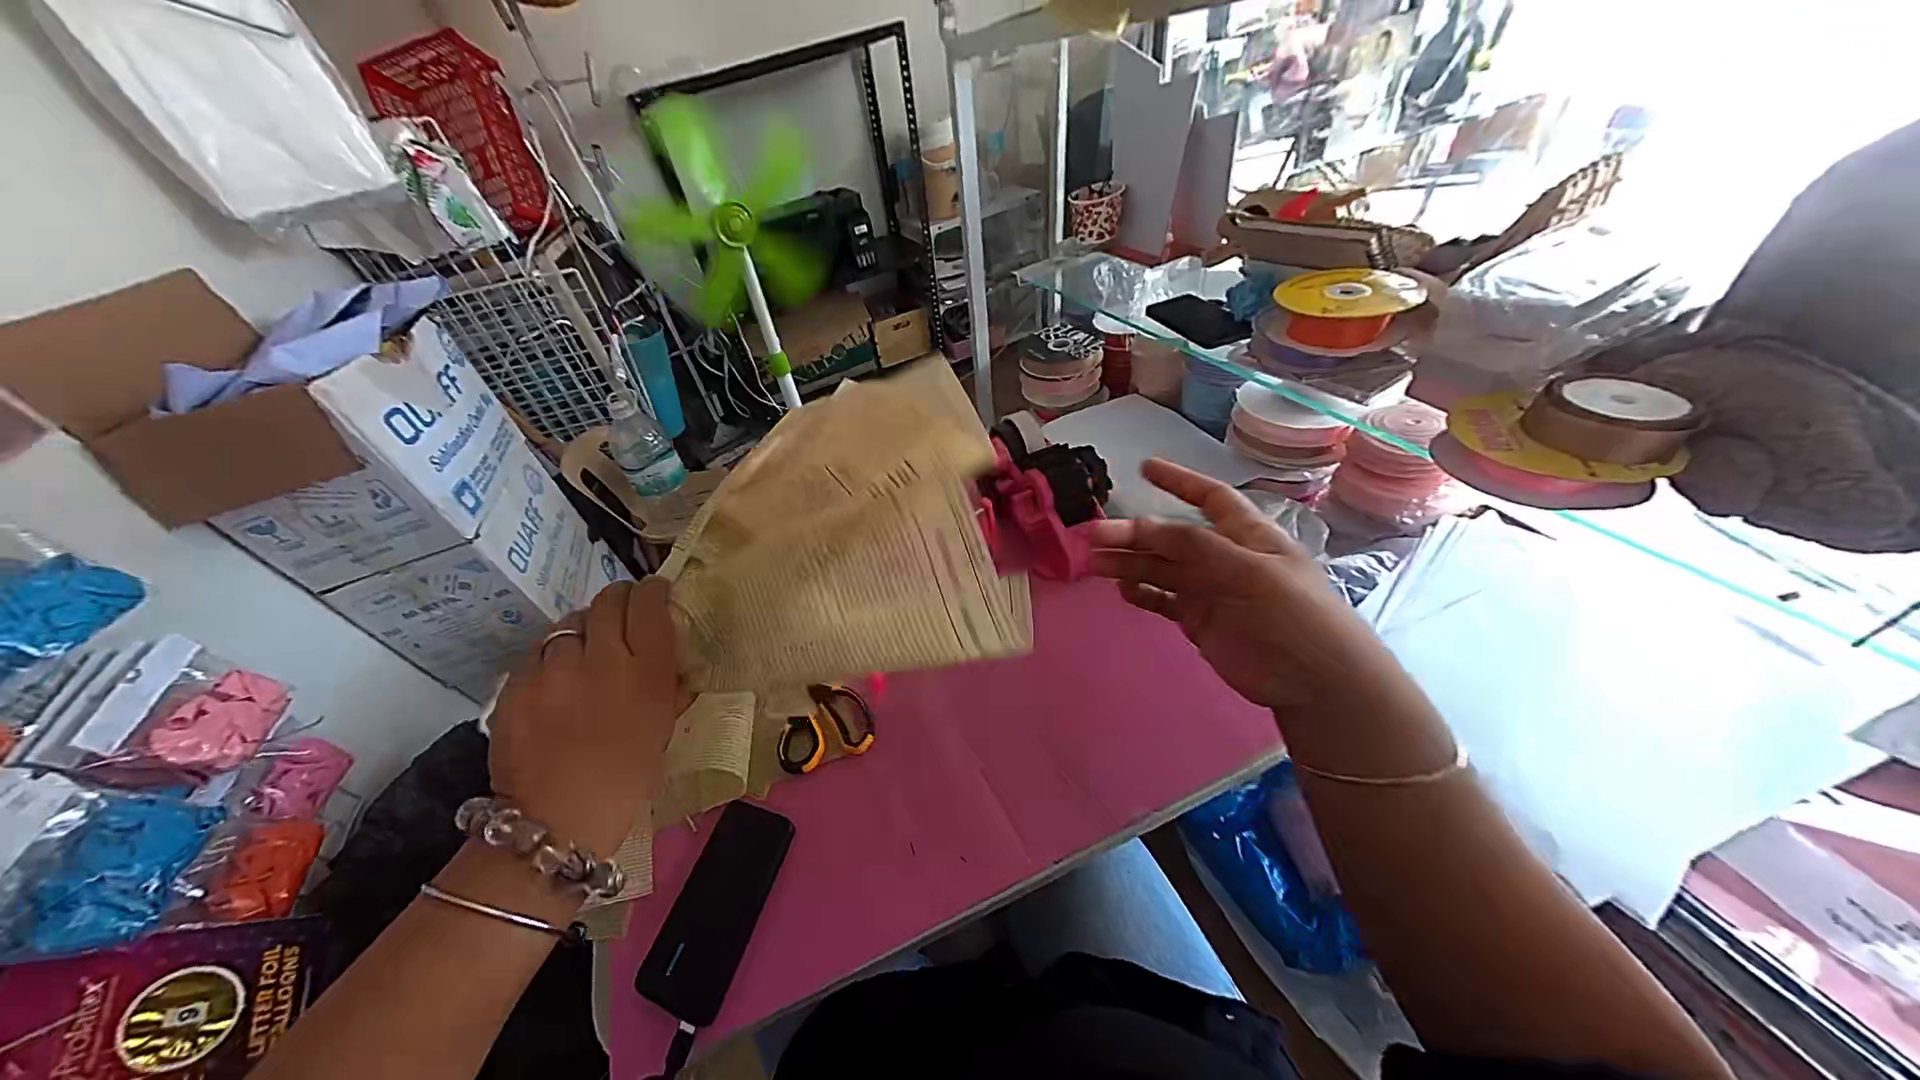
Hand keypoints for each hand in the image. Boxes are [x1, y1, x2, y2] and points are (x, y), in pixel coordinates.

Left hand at [488, 577, 691, 856]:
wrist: (557, 820)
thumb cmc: (627, 779)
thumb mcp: (663, 728)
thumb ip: (669, 688)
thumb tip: (675, 662)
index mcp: (648, 673)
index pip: (651, 606)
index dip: (654, 590)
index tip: (656, 591)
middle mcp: (602, 659)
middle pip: (609, 601)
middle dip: (619, 599)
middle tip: (623, 609)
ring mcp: (554, 669)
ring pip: (570, 623)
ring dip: (583, 629)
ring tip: (584, 649)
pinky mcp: (516, 684)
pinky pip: (537, 651)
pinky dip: (550, 656)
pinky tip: (554, 678)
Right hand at [1086, 459, 1405, 713]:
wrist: (1316, 683)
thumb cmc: (1295, 616)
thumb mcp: (1251, 573)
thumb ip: (1198, 548)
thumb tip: (1144, 525)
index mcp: (1246, 535)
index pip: (1210, 498)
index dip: (1179, 481)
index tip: (1145, 468)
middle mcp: (1224, 558)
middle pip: (1172, 537)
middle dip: (1135, 532)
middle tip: (1096, 535)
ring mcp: (1210, 591)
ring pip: (1161, 569)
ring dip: (1130, 563)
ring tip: (1096, 564)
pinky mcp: (1199, 621)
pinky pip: (1163, 600)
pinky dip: (1142, 594)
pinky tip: (1123, 591)